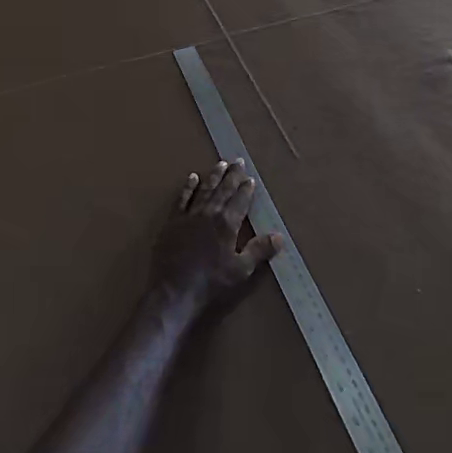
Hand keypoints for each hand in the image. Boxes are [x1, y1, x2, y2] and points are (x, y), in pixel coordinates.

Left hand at [151, 159, 282, 313]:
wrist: (173, 292)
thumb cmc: (210, 283)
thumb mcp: (240, 270)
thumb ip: (259, 250)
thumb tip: (279, 236)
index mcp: (227, 223)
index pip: (240, 200)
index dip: (246, 189)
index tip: (251, 178)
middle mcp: (209, 213)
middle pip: (223, 190)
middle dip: (232, 175)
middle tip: (238, 160)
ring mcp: (189, 216)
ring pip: (204, 190)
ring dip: (213, 176)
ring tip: (220, 163)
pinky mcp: (172, 222)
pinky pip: (182, 199)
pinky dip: (188, 187)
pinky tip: (192, 177)